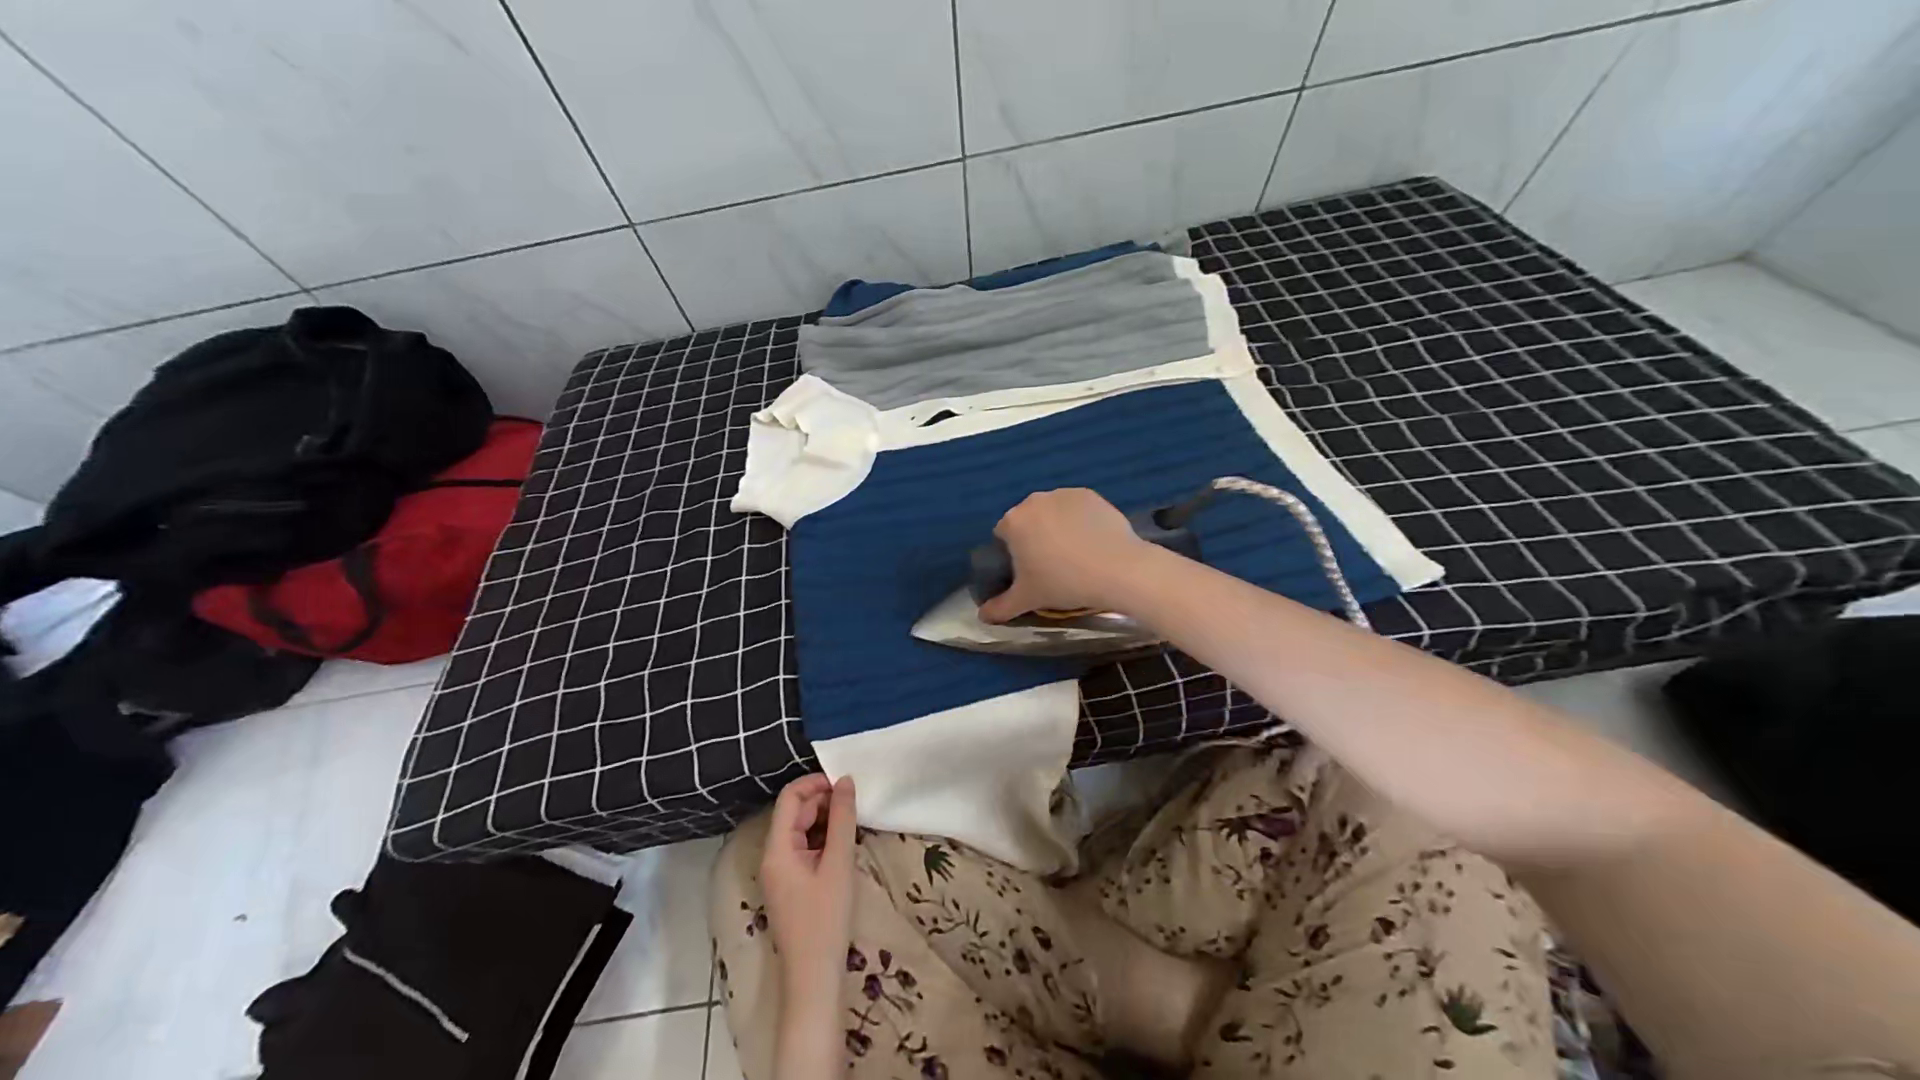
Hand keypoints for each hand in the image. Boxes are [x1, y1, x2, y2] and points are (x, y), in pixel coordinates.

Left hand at [759, 773, 857, 1000]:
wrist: (814, 977)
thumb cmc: (826, 919)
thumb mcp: (839, 864)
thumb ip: (843, 819)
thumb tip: (846, 781)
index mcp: (777, 849)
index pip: (790, 798)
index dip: (815, 784)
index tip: (845, 783)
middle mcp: (773, 856)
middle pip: (794, 813)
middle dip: (823, 801)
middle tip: (855, 802)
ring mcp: (780, 872)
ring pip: (801, 831)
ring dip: (825, 820)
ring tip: (853, 820)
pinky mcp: (791, 885)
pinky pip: (804, 849)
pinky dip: (823, 839)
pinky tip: (844, 843)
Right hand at [978, 488, 1155, 622]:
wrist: (1118, 569)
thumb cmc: (1064, 583)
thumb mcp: (1027, 599)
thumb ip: (1000, 607)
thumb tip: (982, 616)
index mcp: (1013, 522)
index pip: (1002, 535)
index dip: (1013, 554)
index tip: (1028, 571)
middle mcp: (1034, 500)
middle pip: (1027, 520)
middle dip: (1034, 537)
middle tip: (1052, 565)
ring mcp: (1063, 494)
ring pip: (1052, 512)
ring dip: (1056, 527)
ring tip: (1075, 554)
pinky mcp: (1090, 495)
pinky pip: (1076, 508)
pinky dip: (1079, 520)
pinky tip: (1092, 541)